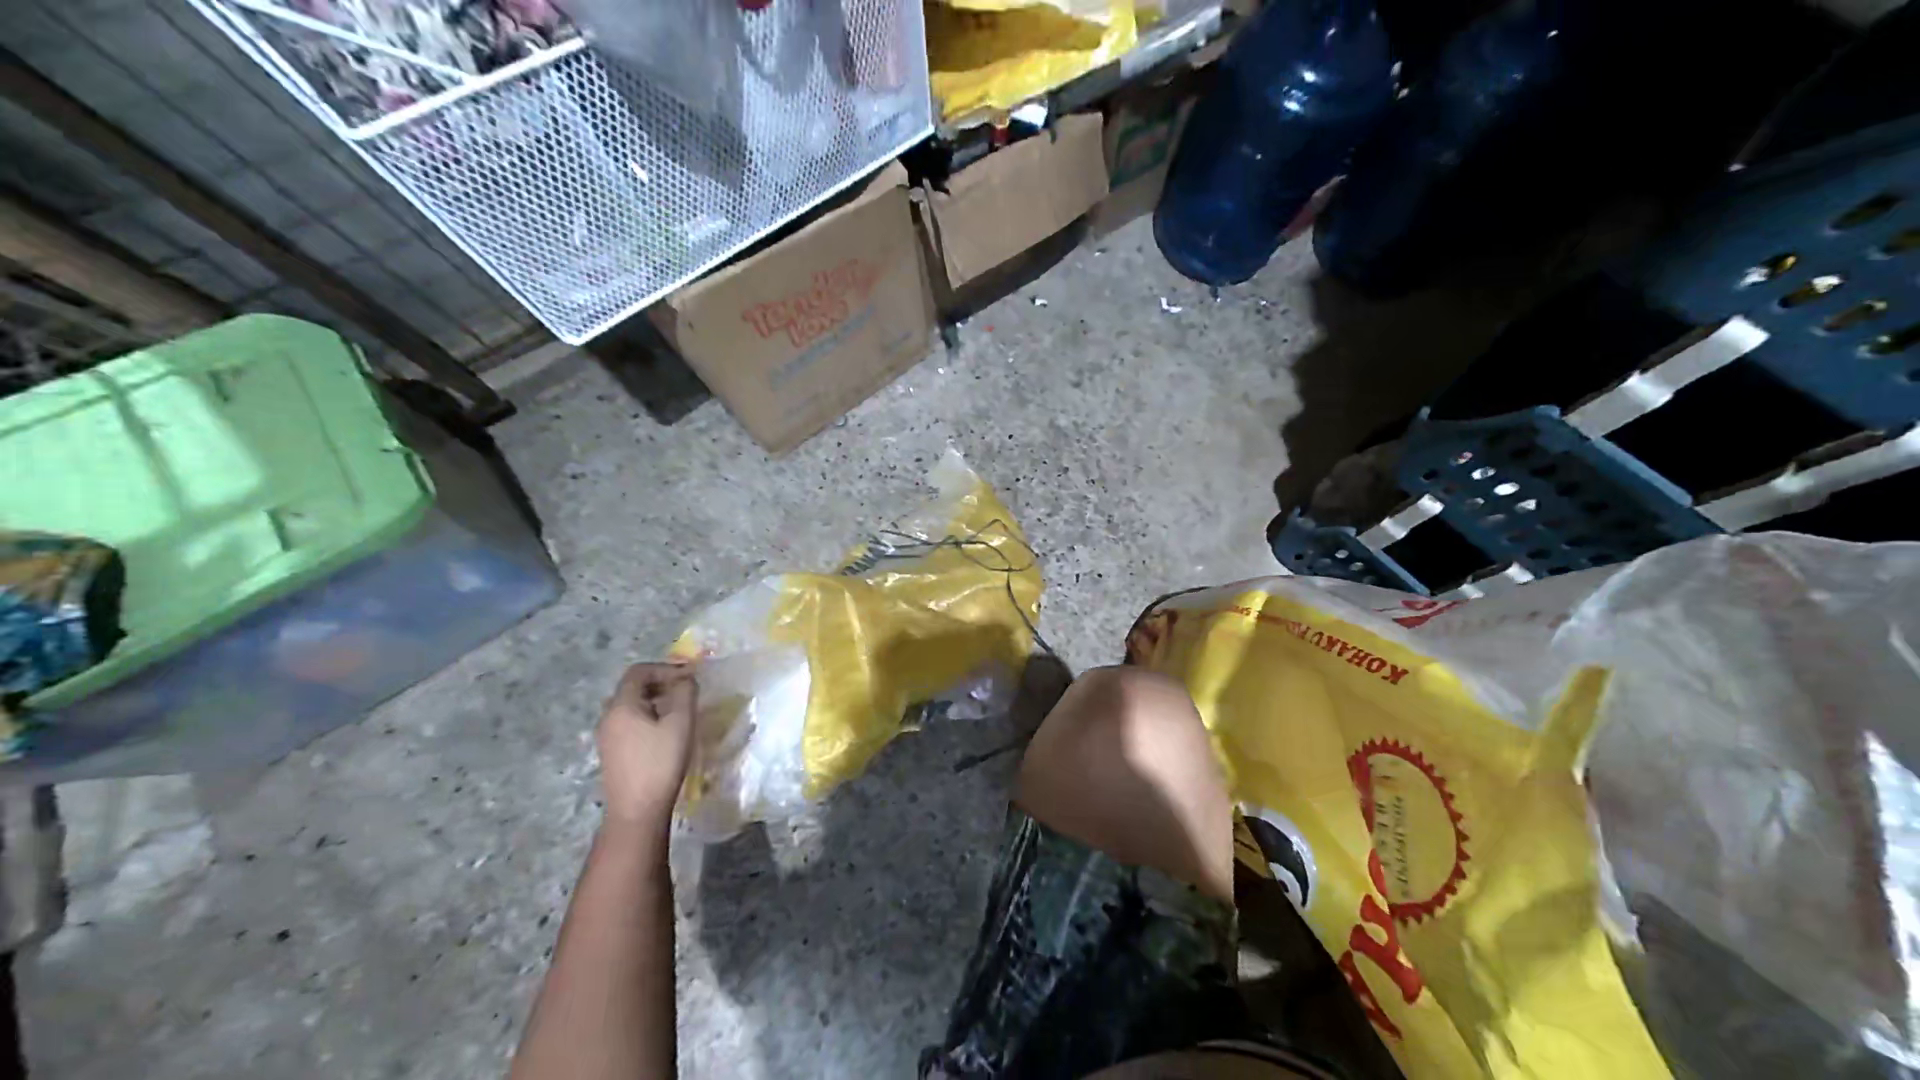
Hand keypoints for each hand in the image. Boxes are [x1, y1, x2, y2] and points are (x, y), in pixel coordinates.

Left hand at [596, 663, 697, 829]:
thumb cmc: (660, 763)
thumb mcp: (680, 723)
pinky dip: (648, 717)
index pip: (639, 671)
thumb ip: (685, 692)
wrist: (636, 812)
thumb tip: (686, 677)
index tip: (689, 677)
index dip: (665, 668)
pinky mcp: (611, 752)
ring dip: (656, 701)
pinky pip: (629, 722)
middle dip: (661, 683)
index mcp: (621, 706)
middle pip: (632, 687)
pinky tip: (665, 733)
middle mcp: (608, 717)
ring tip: (679, 711)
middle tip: (686, 691)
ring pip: (631, 706)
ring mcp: (606, 736)